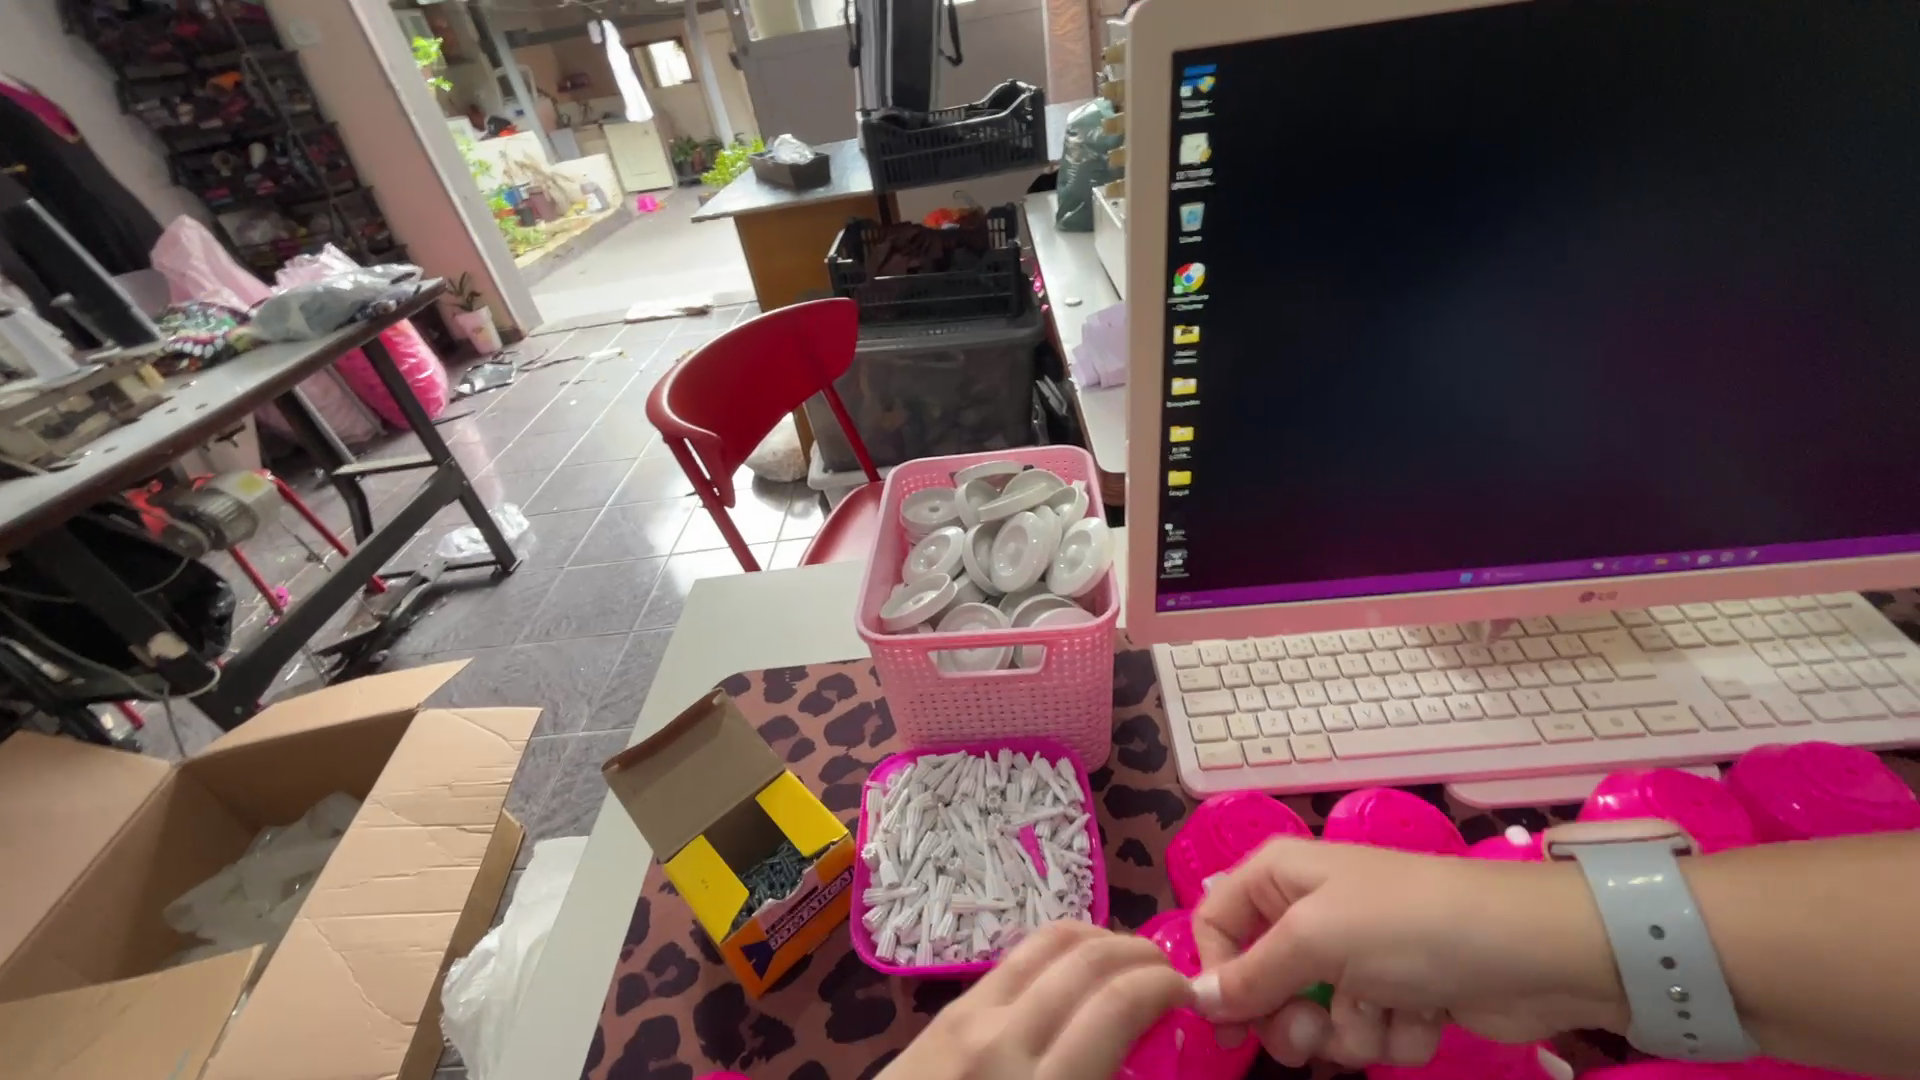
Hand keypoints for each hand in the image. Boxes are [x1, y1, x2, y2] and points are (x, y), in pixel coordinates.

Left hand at [878, 921, 1192, 1079]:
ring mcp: (971, 1012)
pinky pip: (1017, 956)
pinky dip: (1062, 946)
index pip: (1115, 1007)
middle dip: (1141, 955)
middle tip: (1170, 971)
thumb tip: (1159, 1060)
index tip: (1189, 995)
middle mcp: (1004, 1037)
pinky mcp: (951, 1006)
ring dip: (1103, 939)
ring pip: (1050, 942)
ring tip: (1132, 959)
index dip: (1162, 988)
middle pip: (1087, 962)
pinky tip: (1080, 963)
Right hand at [1189, 837, 1627, 1067]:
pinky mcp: (1393, 994)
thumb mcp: (1314, 940)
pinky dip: (1393, 1034)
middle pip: (1261, 983)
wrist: (1531, 952)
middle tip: (1316, 1030)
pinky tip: (1425, 1012)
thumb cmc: (1405, 925)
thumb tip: (1196, 998)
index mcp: (1276, 878)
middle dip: (1292, 1017)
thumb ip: (1250, 974)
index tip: (1230, 1027)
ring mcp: (1352, 956)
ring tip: (1386, 1013)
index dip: (1217, 975)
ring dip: (1351, 1030)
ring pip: (1315, 1018)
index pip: (1215, 925)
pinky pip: (1365, 1032)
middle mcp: (1306, 913)